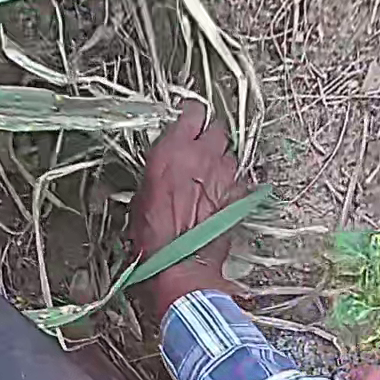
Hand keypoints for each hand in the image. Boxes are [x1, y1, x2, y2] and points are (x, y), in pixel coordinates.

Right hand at [129, 101, 249, 322]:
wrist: (179, 266)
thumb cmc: (153, 240)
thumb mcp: (141, 199)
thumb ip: (157, 174)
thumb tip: (162, 172)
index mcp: (172, 151)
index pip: (192, 113)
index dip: (192, 117)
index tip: (190, 121)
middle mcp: (202, 156)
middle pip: (217, 129)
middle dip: (210, 138)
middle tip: (200, 151)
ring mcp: (225, 174)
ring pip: (230, 153)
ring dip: (221, 161)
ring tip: (209, 178)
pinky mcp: (239, 195)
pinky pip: (239, 179)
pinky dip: (232, 184)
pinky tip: (220, 197)